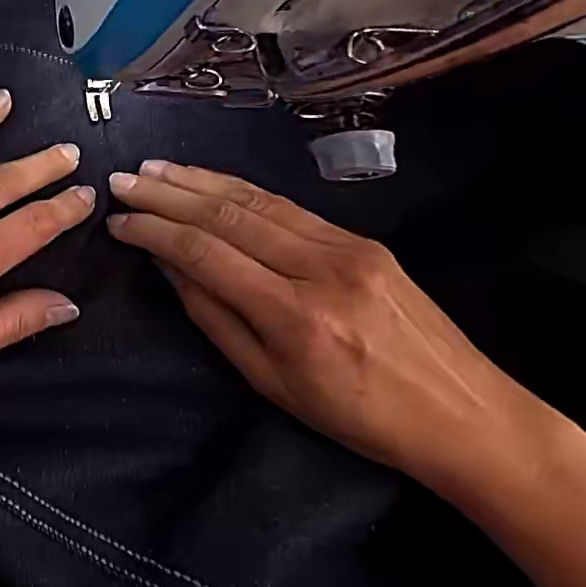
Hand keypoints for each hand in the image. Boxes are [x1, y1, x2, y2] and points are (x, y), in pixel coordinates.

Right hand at [106, 160, 554, 492]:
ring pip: (255, 199)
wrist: (465, 412)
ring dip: (200, 180)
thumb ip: (217, 321)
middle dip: (168, 193)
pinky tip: (212, 180)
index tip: (120, 222)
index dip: (156, 233)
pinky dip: (240, 188)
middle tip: (126, 179)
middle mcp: (319, 268)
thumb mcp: (275, 386)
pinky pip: (287, 205)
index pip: (207, 254)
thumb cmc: (362, 417)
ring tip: (158, 169)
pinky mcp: (360, 236)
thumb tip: (172, 269)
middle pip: (227, 215)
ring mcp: (344, 244)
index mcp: (296, 317)